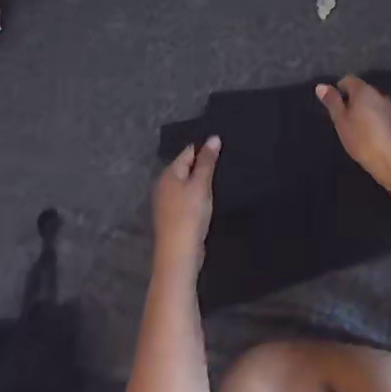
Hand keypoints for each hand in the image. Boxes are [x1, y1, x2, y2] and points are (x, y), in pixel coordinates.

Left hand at [152, 136, 219, 277]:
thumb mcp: (201, 184)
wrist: (179, 254)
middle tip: (226, 162)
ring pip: (187, 185)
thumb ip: (207, 161)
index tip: (224, 147)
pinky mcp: (174, 217)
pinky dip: (198, 197)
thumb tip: (214, 138)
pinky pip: (187, 199)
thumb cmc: (189, 214)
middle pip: (186, 168)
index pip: (188, 152)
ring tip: (222, 178)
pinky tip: (210, 200)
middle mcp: (164, 185)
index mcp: (168, 174)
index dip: (205, 149)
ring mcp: (167, 203)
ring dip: (201, 183)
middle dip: (203, 165)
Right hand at [316, 76, 390, 186]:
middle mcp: (379, 94)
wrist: (390, 160)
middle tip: (343, 117)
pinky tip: (371, 134)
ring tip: (356, 127)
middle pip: (362, 90)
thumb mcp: (340, 120)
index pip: (349, 80)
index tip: (334, 103)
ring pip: (373, 102)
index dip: (339, 88)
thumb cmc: (360, 139)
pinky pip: (382, 114)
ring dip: (364, 109)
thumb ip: (332, 102)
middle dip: (352, 99)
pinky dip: (375, 119)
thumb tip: (321, 86)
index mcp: (364, 91)